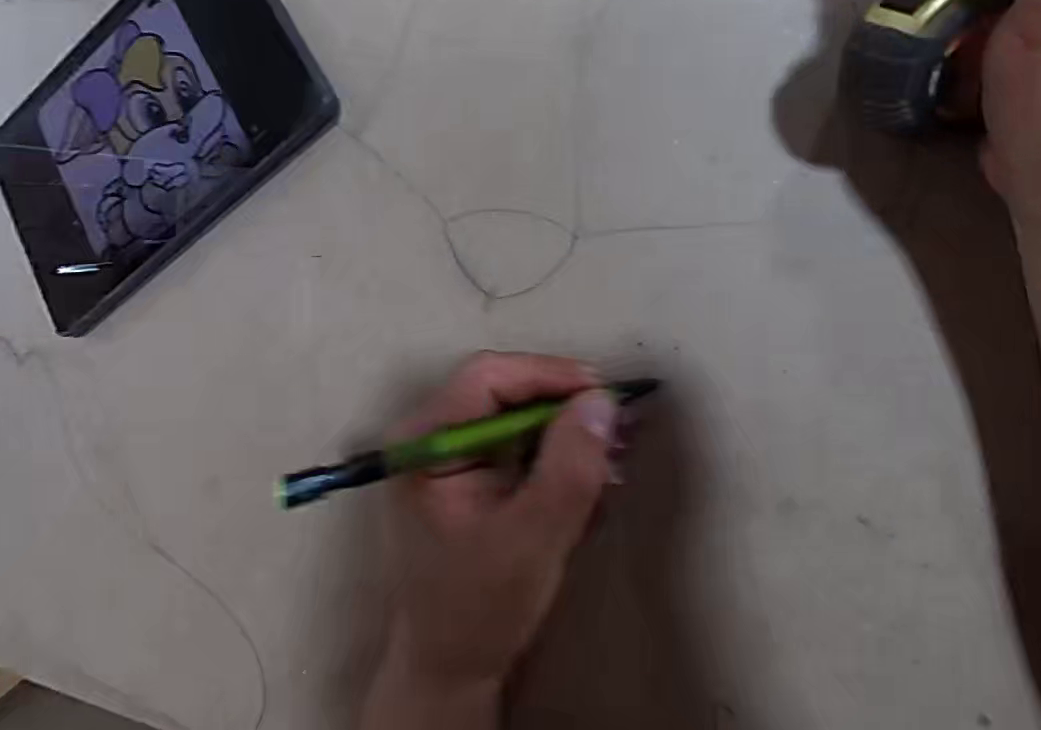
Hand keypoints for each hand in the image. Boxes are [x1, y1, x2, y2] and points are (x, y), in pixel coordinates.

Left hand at [362, 353, 617, 726]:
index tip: (605, 393)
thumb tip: (602, 401)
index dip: (548, 374)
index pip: (486, 377)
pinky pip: (514, 441)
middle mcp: (429, 433)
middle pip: (502, 389)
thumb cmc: (479, 606)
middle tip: (615, 427)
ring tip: (607, 457)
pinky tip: (583, 477)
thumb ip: (569, 469)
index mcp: (425, 439)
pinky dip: (552, 453)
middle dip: (561, 405)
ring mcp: (446, 451)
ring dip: (562, 431)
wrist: (448, 665)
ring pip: (514, 413)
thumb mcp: (533, 540)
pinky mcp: (466, 470)